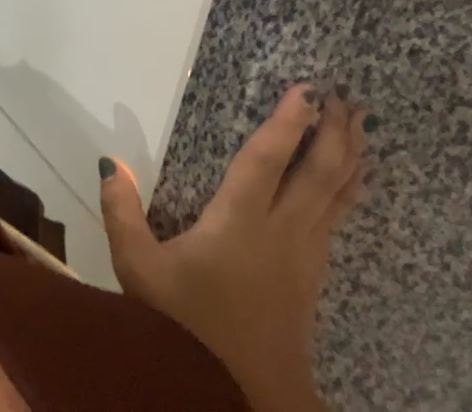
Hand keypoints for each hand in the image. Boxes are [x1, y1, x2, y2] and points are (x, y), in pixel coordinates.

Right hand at [99, 85, 367, 411]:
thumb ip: (121, 213)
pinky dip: (349, 186)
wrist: (248, 387)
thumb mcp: (137, 268)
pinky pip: (338, 214)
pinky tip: (352, 180)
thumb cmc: (187, 323)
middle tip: (345, 95)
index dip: (287, 123)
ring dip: (350, 154)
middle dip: (334, 131)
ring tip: (360, 123)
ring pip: (338, 192)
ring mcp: (305, 252)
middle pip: (319, 172)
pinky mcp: (312, 271)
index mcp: (240, 222)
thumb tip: (110, 162)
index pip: (267, 161)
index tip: (307, 89)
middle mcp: (283, 230)